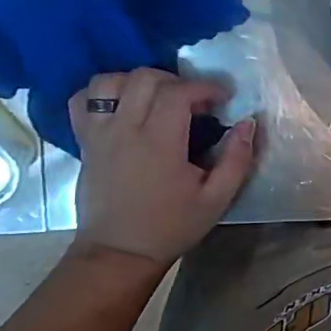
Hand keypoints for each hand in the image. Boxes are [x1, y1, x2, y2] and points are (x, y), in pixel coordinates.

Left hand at [68, 69, 256, 263]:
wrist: (119, 252)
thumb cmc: (172, 226)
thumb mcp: (217, 198)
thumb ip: (236, 158)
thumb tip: (248, 124)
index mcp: (159, 143)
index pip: (178, 92)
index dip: (205, 87)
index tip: (223, 99)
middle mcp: (124, 130)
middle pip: (144, 78)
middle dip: (176, 81)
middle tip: (195, 102)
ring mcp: (98, 134)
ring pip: (109, 81)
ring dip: (138, 81)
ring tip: (159, 100)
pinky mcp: (85, 142)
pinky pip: (83, 101)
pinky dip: (104, 93)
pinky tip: (124, 106)